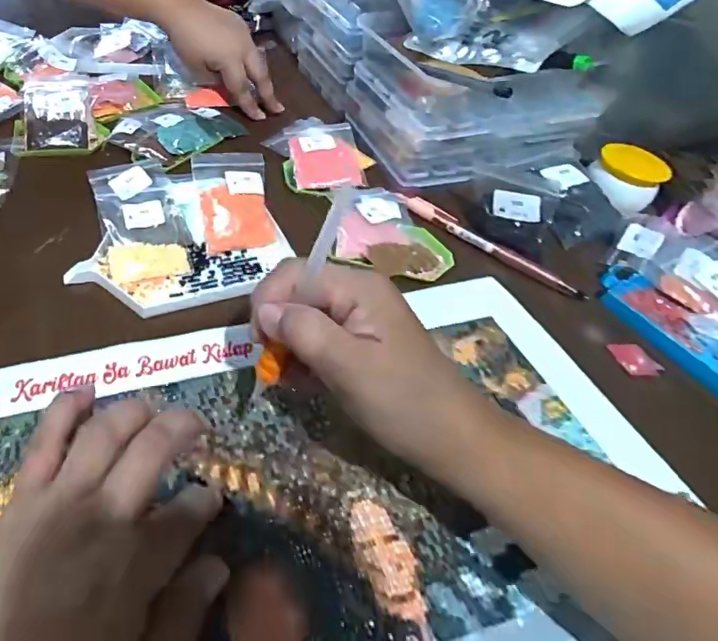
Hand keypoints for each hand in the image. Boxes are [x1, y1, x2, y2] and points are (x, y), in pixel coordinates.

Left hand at [0, 389, 229, 640]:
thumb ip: (182, 612)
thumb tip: (219, 566)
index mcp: (138, 560)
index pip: (187, 512)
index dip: (206, 497)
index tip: (213, 492)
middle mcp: (107, 513)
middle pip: (153, 450)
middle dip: (182, 427)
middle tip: (196, 425)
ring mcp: (63, 495)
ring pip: (106, 430)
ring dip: (134, 410)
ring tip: (151, 407)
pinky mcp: (25, 491)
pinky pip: (47, 436)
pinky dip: (66, 405)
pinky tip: (85, 389)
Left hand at [156, 0, 281, 119]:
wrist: (182, 9)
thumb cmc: (185, 41)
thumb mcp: (197, 68)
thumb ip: (215, 80)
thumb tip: (226, 85)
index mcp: (232, 60)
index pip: (242, 89)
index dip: (250, 105)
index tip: (261, 118)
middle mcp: (245, 48)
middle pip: (260, 74)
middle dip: (268, 93)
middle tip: (278, 109)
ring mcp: (245, 34)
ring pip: (258, 59)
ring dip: (262, 76)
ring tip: (266, 89)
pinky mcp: (240, 24)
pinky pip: (250, 46)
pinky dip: (251, 59)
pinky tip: (249, 64)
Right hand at [250, 261, 496, 471]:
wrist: (459, 443)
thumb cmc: (404, 403)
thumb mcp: (347, 366)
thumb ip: (303, 330)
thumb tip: (264, 311)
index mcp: (357, 286)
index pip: (293, 273)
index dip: (268, 301)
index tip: (258, 343)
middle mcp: (357, 291)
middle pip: (297, 292)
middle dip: (277, 325)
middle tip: (272, 365)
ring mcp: (360, 316)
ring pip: (304, 316)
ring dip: (289, 345)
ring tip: (289, 379)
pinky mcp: (361, 340)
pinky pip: (319, 335)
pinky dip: (305, 356)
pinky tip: (306, 383)